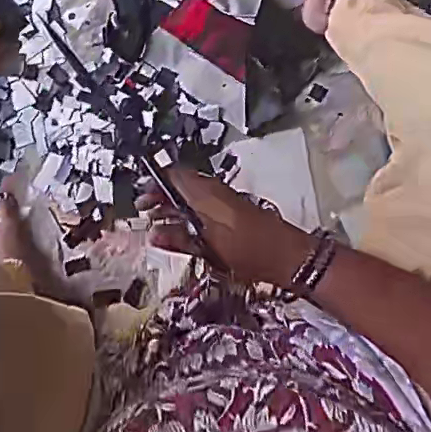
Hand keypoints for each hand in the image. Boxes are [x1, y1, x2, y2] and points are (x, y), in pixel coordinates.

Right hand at [139, 167, 315, 288]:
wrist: (288, 256)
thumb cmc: (248, 252)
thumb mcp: (208, 250)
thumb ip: (179, 239)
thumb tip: (153, 234)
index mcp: (204, 193)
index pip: (171, 176)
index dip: (153, 184)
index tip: (141, 199)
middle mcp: (212, 189)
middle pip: (179, 183)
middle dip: (160, 196)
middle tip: (145, 210)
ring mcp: (223, 197)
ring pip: (190, 193)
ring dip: (174, 204)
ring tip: (159, 221)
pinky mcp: (232, 206)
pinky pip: (203, 200)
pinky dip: (189, 209)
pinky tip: (184, 226)